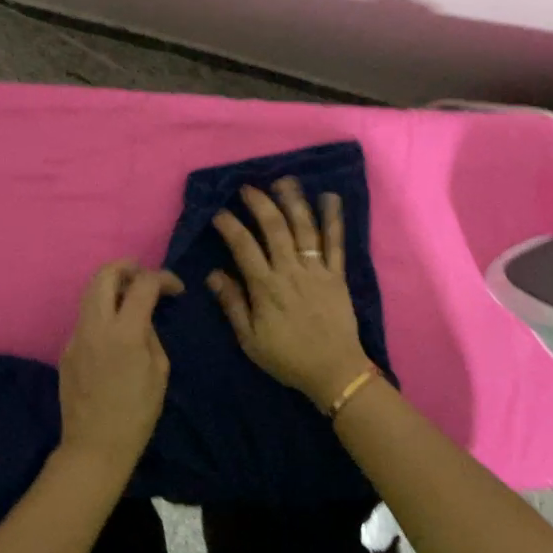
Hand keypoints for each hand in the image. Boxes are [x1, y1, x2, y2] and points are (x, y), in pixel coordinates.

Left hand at [58, 261, 182, 470]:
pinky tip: (115, 332)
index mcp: (125, 333)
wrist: (94, 447)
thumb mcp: (159, 371)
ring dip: (111, 286)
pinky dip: (102, 312)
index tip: (176, 289)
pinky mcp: (66, 351)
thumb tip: (142, 319)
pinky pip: (85, 319)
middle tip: (144, 276)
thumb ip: (151, 336)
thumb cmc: (136, 414)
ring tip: (130, 296)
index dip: (163, 278)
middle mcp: (95, 327)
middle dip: (127, 266)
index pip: (143, 284)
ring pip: (89, 292)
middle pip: (104, 274)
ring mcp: (76, 337)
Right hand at [208, 178, 372, 410]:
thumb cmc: (288, 359)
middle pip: (275, 229)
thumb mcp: (250, 340)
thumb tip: (214, 274)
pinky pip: (336, 242)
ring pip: (304, 228)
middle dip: (260, 204)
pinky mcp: (338, 275)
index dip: (230, 226)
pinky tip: (330, 197)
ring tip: (283, 181)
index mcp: (266, 288)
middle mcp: (290, 272)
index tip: (219, 213)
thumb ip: (233, 304)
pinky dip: (334, 218)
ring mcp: (317, 270)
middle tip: (248, 188)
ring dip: (294, 201)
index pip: (244, 247)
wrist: (334, 371)